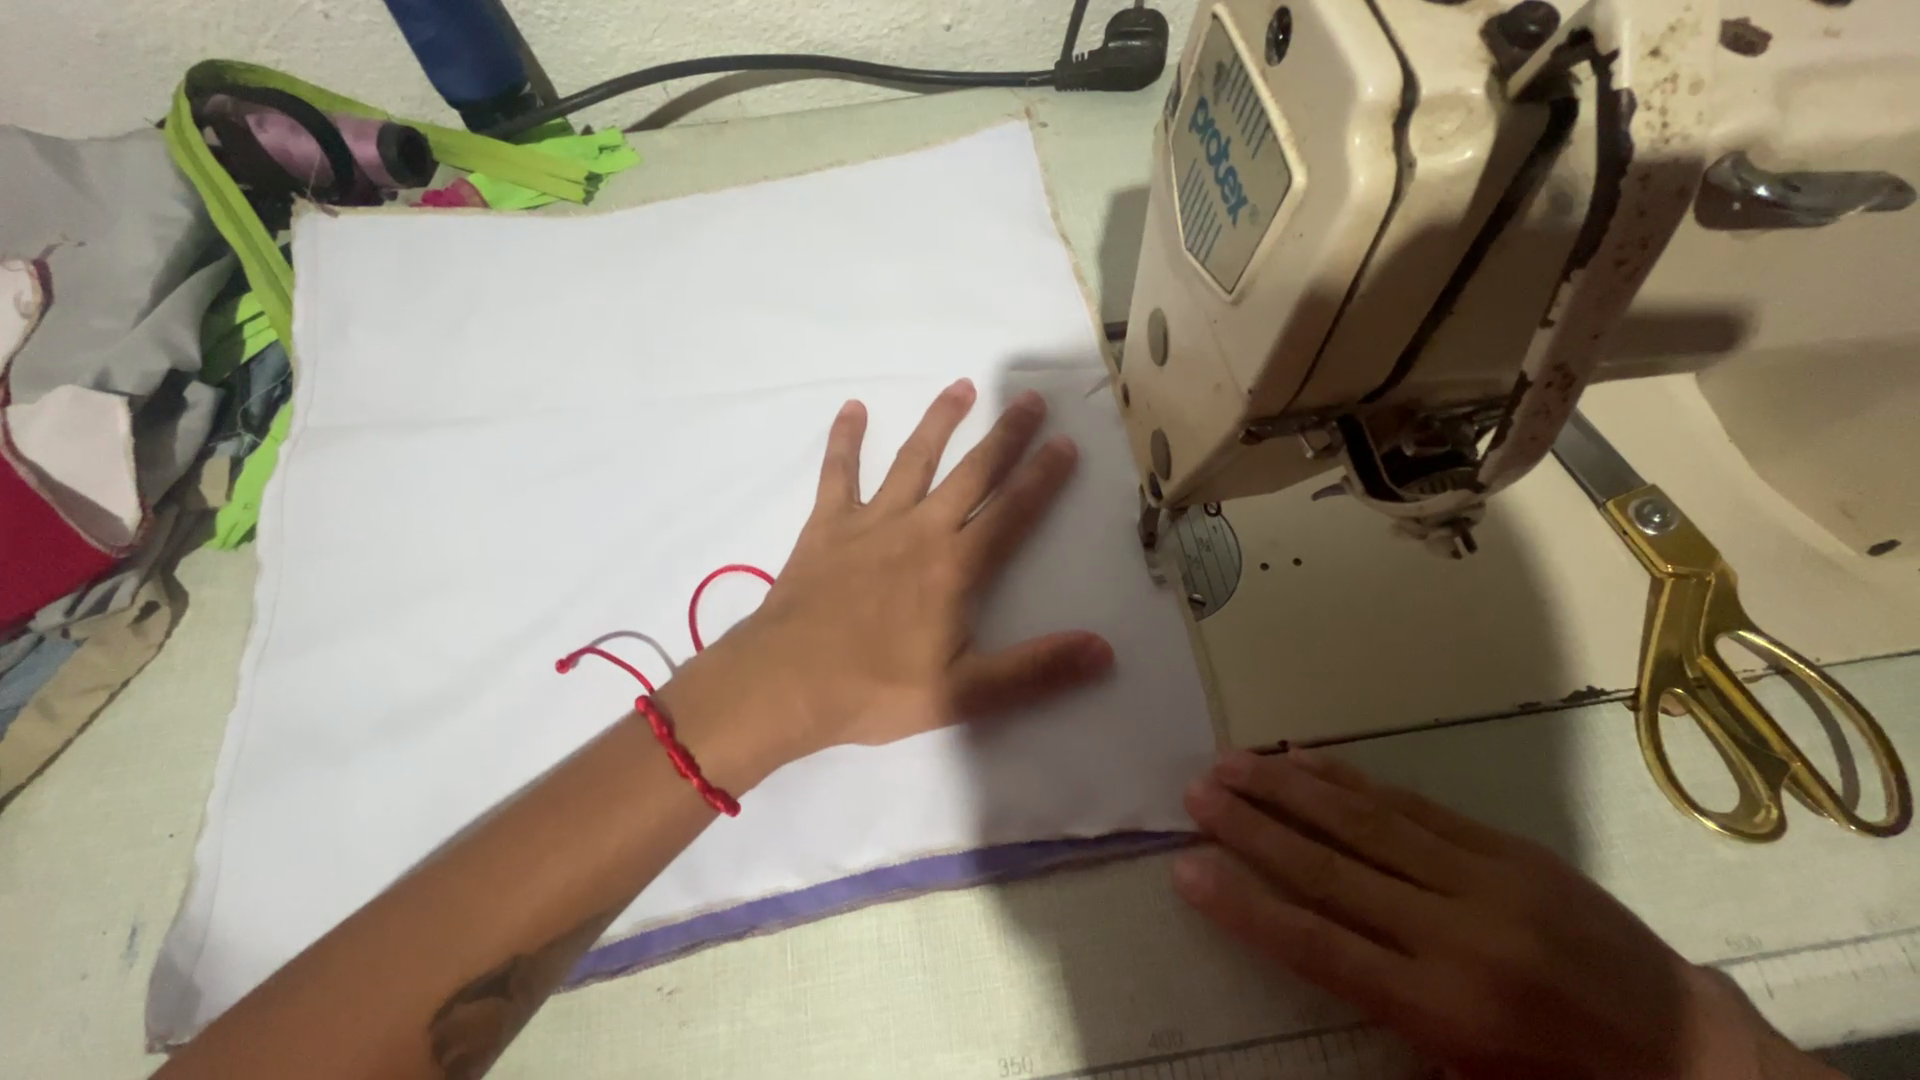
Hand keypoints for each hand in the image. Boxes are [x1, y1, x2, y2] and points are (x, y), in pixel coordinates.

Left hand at [663, 379, 1115, 786]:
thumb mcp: (965, 695)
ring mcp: (870, 523)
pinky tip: (852, 408)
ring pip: (913, 460)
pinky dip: (845, 439)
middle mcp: (919, 530)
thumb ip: (1035, 671)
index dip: (1044, 478)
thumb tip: (1104, 650)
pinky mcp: (827, 526)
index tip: (1066, 443)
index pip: (1013, 513)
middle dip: (1006, 436)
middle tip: (1031, 398)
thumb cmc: (875, 691)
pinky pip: (838, 473)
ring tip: (962, 387)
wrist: (784, 684)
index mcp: (956, 568)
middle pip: (972, 474)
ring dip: (939, 422)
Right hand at [1173, 750, 1837, 1079]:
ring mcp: (1485, 882)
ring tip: (1234, 761)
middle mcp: (1455, 936)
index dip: (1245, 904)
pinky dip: (1352, 779)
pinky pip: (1414, 804)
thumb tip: (1310, 949)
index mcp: (1442, 1009)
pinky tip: (1309, 760)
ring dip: (1290, 787)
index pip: (1317, 944)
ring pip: (1366, 821)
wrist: (1692, 1058)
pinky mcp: (1508, 849)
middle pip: (1331, 868)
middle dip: (1254, 826)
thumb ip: (1386, 1017)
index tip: (1187, 868)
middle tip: (1196, 791)